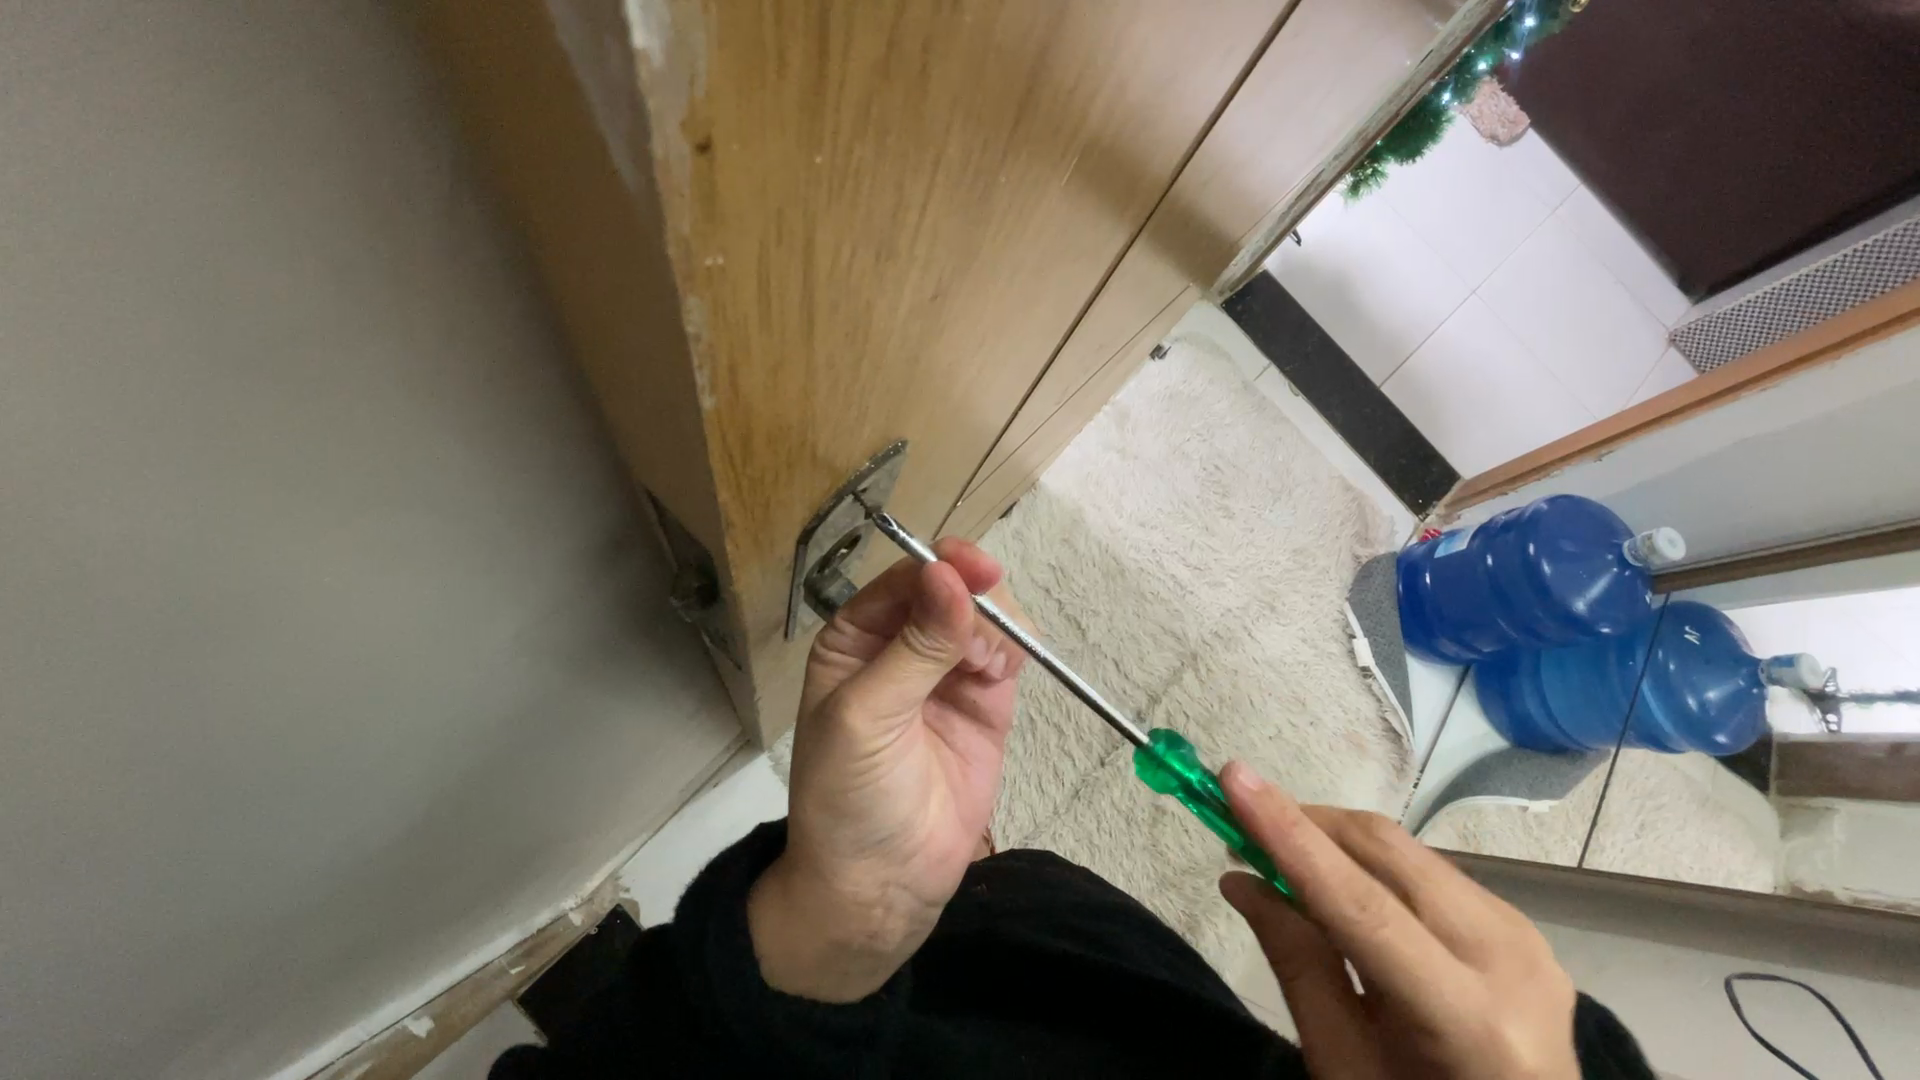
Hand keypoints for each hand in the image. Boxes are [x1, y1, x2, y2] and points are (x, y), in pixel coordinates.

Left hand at [748, 538, 1027, 1001]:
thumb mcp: (867, 716)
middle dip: (975, 599)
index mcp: (857, 638)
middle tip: (984, 639)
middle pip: (951, 590)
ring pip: (984, 618)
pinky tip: (1004, 673)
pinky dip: (1015, 651)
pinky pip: (1007, 656)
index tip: (979, 569)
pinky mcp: (985, 703)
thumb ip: (914, 648)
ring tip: (989, 669)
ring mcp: (946, 673)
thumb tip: (949, 574)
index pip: (904, 581)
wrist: (881, 885)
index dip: (941, 567)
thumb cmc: (850, 796)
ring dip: (997, 627)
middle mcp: (901, 646)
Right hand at [1217, 764, 1578, 1079]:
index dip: (1288, 835)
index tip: (1232, 778)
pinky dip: (1366, 862)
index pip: (1359, 904)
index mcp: (1468, 1019)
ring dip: (1330, 839)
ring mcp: (1523, 937)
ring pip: (1402, 850)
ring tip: (1277, 857)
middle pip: (1385, 853)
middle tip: (1236, 828)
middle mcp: (1508, 960)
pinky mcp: (1520, 925)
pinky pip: (1425, 869)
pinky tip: (1335, 882)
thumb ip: (1295, 964)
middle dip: (1303, 824)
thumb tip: (1240, 879)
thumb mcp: (1343, 1065)